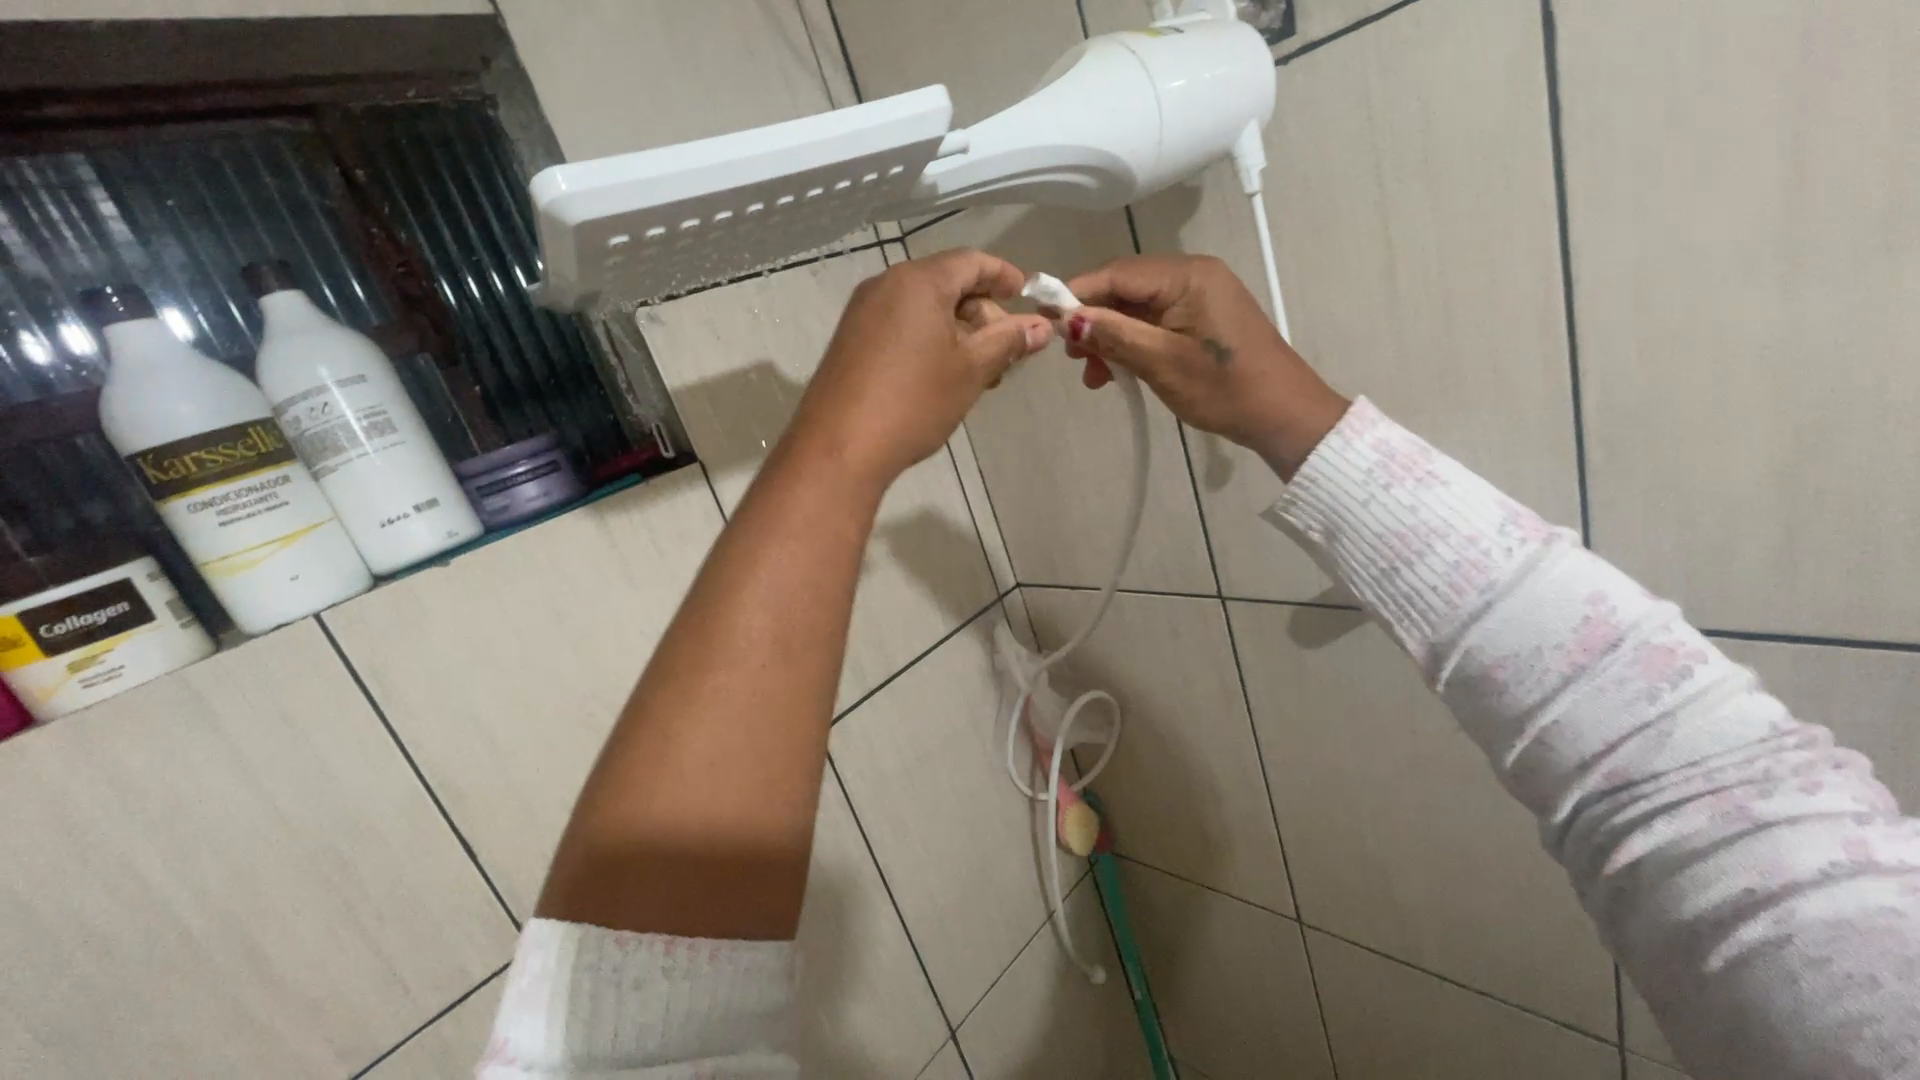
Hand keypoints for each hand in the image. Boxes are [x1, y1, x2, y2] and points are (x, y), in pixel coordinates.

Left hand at [787, 248, 1053, 487]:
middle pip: (947, 283)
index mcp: (918, 281)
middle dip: (983, 313)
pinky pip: (901, 325)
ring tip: (979, 373)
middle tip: (1006, 353)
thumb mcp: (970, 371)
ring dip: (958, 332)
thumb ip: (1008, 342)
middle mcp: (886, 285)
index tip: (1027, 297)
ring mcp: (863, 312)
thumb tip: (1041, 327)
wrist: (838, 448)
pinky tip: (943, 377)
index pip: (971, 261)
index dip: (1004, 275)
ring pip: (924, 308)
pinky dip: (929, 341)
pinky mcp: (851, 340)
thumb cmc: (913, 402)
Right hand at [1063, 255, 1349, 479]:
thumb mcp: (1161, 363)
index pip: (1116, 273)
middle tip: (1072, 359)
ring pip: (1135, 308)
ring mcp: (1198, 296)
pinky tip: (1116, 371)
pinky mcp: (1200, 318)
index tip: (1043, 319)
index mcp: (1187, 276)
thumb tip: (1067, 320)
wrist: (1282, 415)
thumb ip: (1113, 335)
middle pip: (1123, 288)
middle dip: (1093, 321)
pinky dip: (1130, 343)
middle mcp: (1192, 275)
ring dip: (1109, 337)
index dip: (1076, 294)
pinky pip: (1153, 322)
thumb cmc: (1224, 389)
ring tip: (1094, 374)